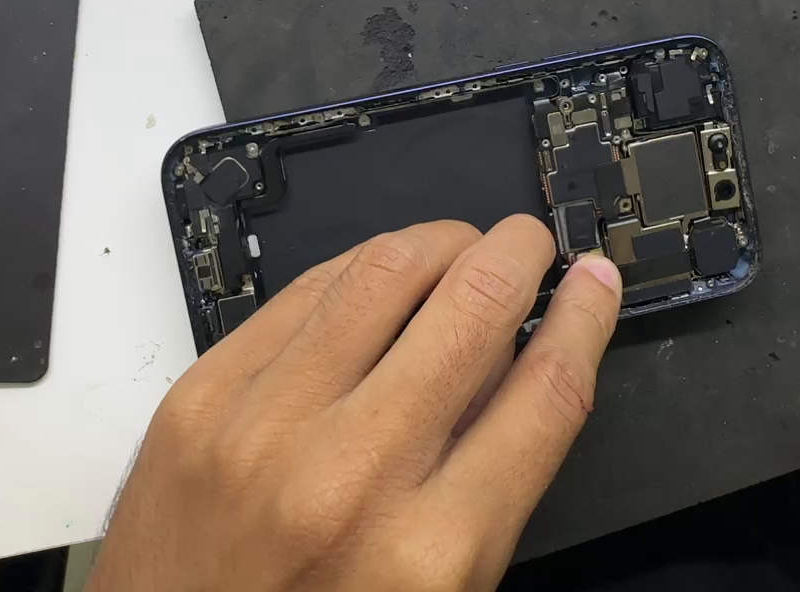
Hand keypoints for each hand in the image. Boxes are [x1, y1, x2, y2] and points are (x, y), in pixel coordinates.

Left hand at [89, 216, 623, 591]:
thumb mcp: (441, 588)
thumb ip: (490, 470)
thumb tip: (521, 346)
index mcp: (429, 555)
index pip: (544, 392)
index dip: (584, 318)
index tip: (594, 282)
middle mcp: (347, 475)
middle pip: (471, 306)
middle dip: (519, 253)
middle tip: (530, 244)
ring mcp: (264, 422)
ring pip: (387, 267)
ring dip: (443, 241)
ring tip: (459, 251)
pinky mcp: (205, 391)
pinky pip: (309, 285)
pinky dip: (364, 266)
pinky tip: (382, 276)